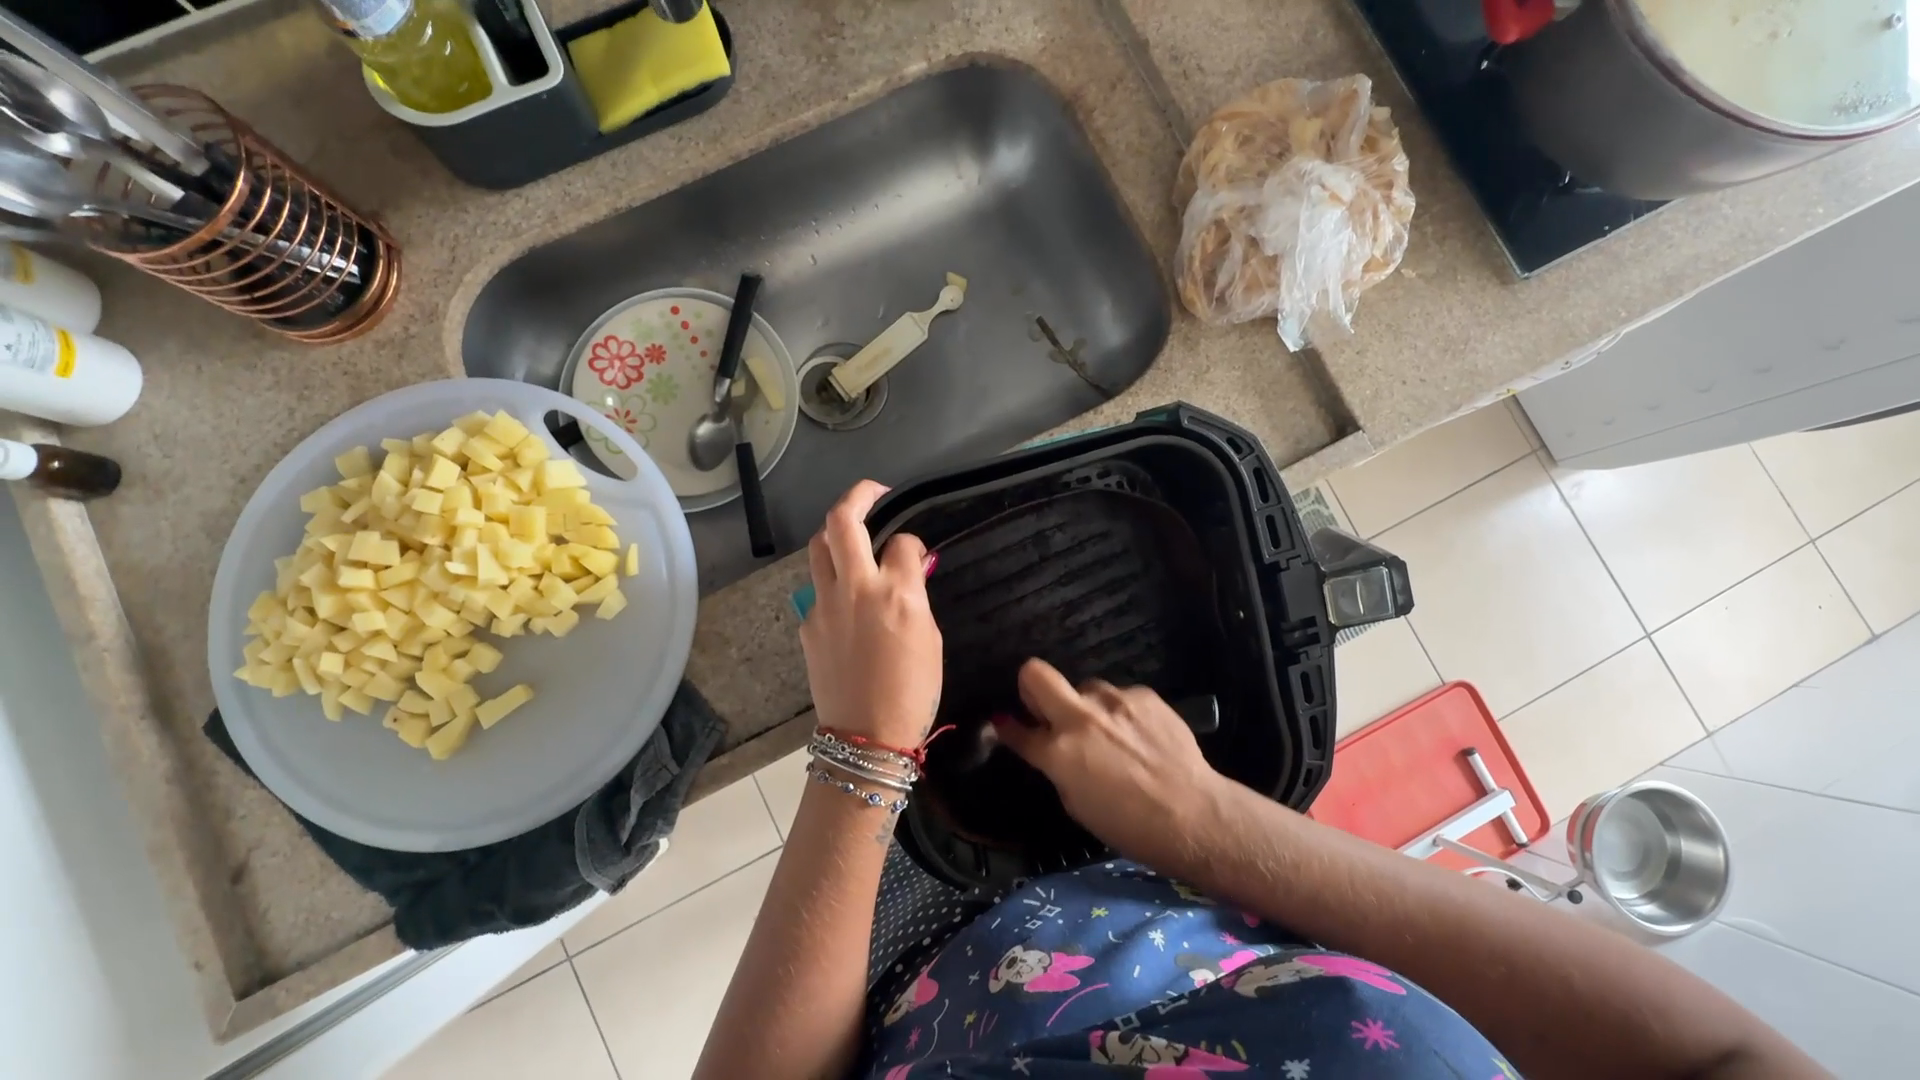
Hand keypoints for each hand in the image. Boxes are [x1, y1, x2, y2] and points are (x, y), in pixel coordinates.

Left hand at [798, 480, 942, 747]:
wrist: (866, 736)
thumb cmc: (913, 692)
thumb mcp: (931, 638)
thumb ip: (917, 595)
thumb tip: (910, 568)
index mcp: (896, 593)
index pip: (904, 542)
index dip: (913, 542)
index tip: (916, 553)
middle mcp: (856, 588)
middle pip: (842, 520)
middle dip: (858, 495)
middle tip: (874, 493)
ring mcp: (825, 604)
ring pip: (819, 546)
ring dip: (835, 533)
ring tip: (851, 536)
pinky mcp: (808, 624)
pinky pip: (817, 589)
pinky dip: (832, 583)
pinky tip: (846, 603)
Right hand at [994, 659, 1228, 865]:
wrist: (1192, 814)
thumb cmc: (1129, 826)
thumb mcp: (1077, 805)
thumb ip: (1059, 769)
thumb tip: (1053, 751)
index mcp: (1057, 752)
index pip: (1016, 730)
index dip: (1007, 727)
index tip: (1004, 723)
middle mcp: (1080, 717)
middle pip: (1036, 673)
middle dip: (1031, 686)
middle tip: (1046, 707)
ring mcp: (1114, 701)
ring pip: (1087, 688)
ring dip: (1088, 706)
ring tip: (1111, 732)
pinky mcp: (1145, 695)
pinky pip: (1122, 696)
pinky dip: (1123, 713)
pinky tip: (1142, 736)